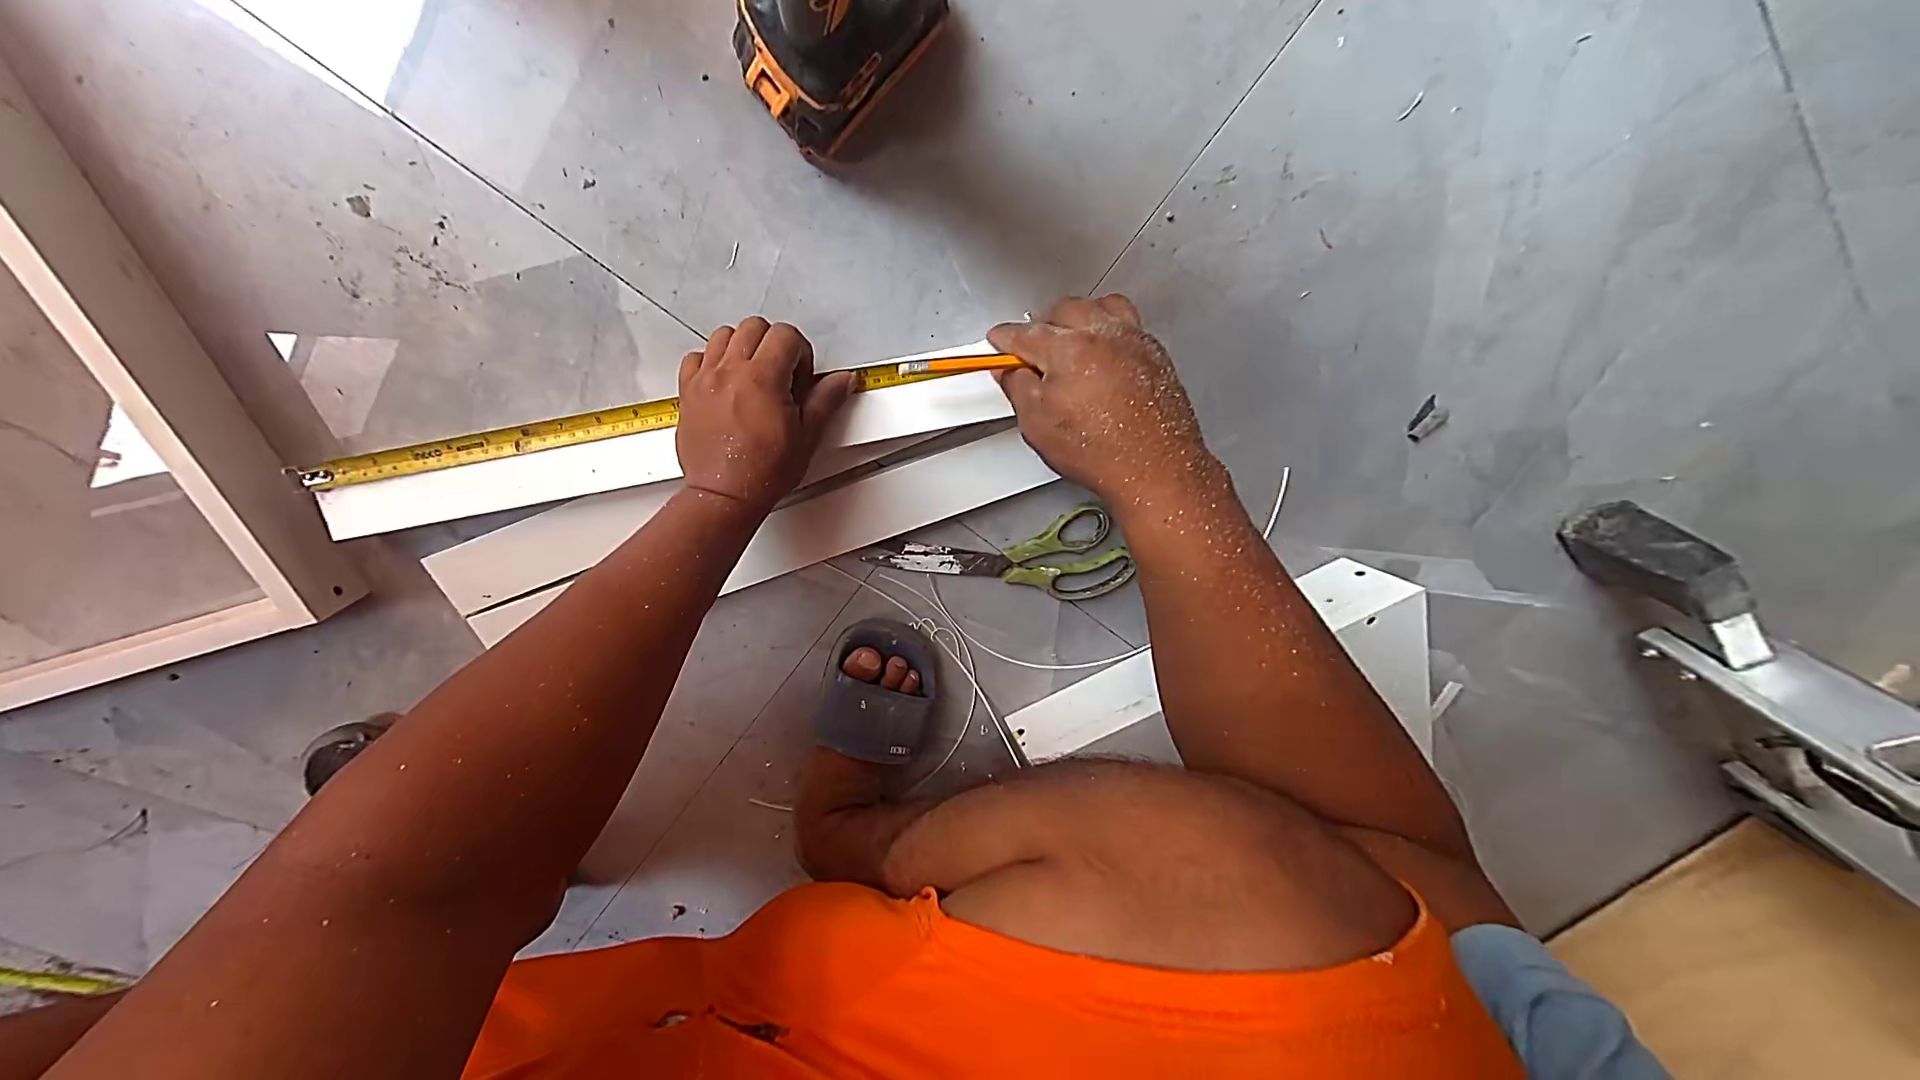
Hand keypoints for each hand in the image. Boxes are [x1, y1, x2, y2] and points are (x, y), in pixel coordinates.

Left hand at [676, 317, 855, 511]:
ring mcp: (706, 380)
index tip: (801, 378)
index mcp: (762, 379)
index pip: (786, 335)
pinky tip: (726, 381)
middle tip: (782, 374)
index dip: (801, 353)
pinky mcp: (688, 392)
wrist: (725, 494)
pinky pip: (696, 357)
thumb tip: (841, 381)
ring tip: (755, 375)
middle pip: (754, 327)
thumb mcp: (807, 436)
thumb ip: (826, 400)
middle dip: (774, 344)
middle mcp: (730, 373)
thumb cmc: (761, 472)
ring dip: (743, 347)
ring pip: (724, 335)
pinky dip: (711, 361)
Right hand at [988, 296, 1220, 507]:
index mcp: (1068, 348)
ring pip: (1098, 307)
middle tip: (1029, 347)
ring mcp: (1132, 341)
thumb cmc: (1103, 451)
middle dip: (1040, 324)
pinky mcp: (1154, 354)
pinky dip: (1108, 328)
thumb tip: (1011, 373)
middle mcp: (1103, 335)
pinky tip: (1102, 348)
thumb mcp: (1037, 425)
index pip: (1025, 333)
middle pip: (1062, 311)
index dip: (1005, 339)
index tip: (999, 342)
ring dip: (1077, 317)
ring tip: (1067, 339)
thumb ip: (1018, 388)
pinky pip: (1127, 324)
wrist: (1153, 468)